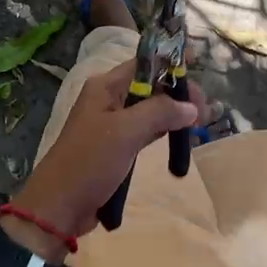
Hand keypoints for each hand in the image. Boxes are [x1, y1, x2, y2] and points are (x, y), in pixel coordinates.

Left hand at [12, 60, 200, 243]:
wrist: (60, 204)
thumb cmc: (90, 161)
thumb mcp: (125, 132)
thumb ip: (159, 113)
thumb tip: (191, 106)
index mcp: (105, 86)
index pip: (143, 64)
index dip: (170, 62)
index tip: (198, 62)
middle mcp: (108, 99)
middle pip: (149, 86)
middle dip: (177, 92)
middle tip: (205, 110)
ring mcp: (112, 123)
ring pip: (149, 109)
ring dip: (174, 112)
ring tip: (203, 121)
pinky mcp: (116, 146)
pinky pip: (145, 130)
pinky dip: (164, 130)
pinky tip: (182, 136)